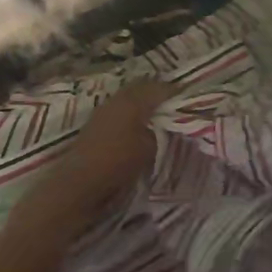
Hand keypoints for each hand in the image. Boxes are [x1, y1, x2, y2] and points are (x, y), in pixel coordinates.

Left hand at [13, 80, 173, 234]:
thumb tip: (161, 126)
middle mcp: (117, 100)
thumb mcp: (149, 147)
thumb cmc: (118, 162)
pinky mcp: (95, 124)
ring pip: (129, 99)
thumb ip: (159, 131)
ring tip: (160, 115)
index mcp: (133, 101)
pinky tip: (141, 126)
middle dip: (159, 93)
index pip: (161, 88)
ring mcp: (103, 111)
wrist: (80, 183)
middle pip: (142, 88)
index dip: (177, 92)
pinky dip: (133, 114)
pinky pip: (120, 111)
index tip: (191, 97)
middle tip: (176, 103)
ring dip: (144, 103)